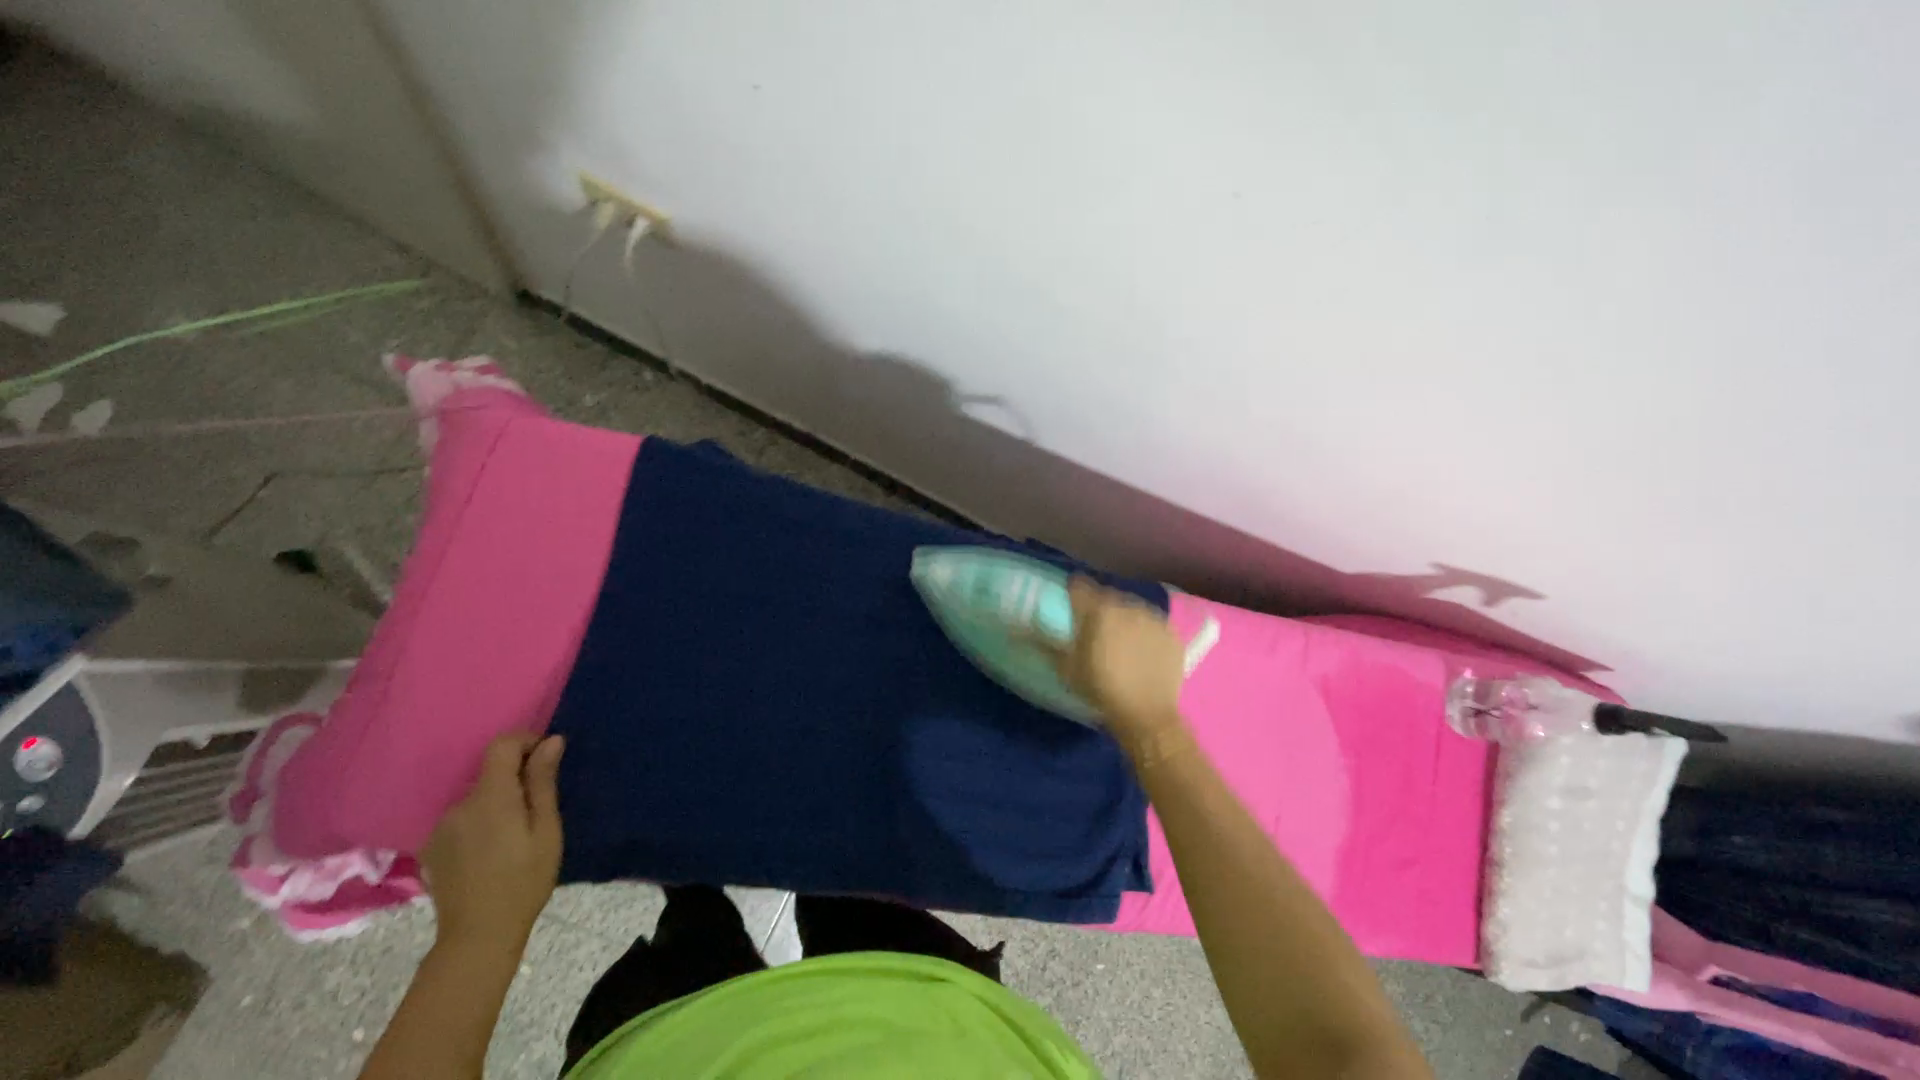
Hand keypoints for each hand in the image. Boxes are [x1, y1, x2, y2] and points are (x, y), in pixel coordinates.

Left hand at [423, 733, 564, 947]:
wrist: (477, 936)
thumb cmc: (524, 881)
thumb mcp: (546, 831)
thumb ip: (543, 783)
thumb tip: (550, 741)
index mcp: (490, 797)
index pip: (501, 745)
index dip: (525, 741)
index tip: (547, 756)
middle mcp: (459, 804)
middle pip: (489, 774)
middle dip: (515, 780)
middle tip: (539, 809)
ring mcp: (441, 827)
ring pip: (476, 800)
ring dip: (497, 805)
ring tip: (516, 838)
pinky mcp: (432, 848)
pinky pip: (462, 821)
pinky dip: (479, 825)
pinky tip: (492, 853)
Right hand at [1054, 577, 1188, 753]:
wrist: (1147, 716)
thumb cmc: (1100, 690)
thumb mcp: (1066, 668)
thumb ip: (1041, 641)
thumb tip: (1013, 626)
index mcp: (1097, 610)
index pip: (1079, 586)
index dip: (1073, 594)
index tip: (1070, 608)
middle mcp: (1127, 605)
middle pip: (1107, 597)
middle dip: (1100, 609)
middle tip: (1094, 634)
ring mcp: (1153, 617)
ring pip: (1132, 608)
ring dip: (1124, 619)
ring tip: (1120, 645)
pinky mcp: (1172, 632)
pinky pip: (1153, 624)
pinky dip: (1145, 632)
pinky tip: (1142, 653)